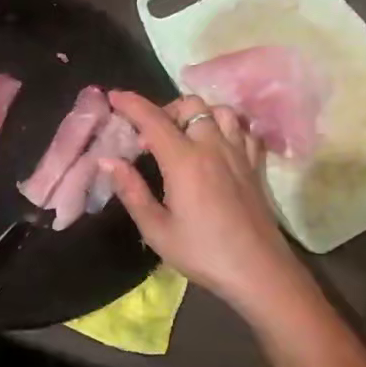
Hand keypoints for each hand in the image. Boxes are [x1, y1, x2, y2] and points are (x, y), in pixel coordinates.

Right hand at [100, 91, 305, 314]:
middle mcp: (214, 147)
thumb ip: (131, 190)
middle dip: (164, 110)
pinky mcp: (255, 165)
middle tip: (147, 136)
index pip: (154, 120)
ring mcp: (240, 153)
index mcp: (185, 162)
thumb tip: (108, 160)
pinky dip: (224, 126)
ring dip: (196, 115)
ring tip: (180, 137)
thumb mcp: (155, 228)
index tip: (113, 96)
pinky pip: (242, 128)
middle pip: (190, 105)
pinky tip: (214, 145)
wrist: (258, 270)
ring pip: (220, 111)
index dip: (132, 105)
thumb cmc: (200, 252)